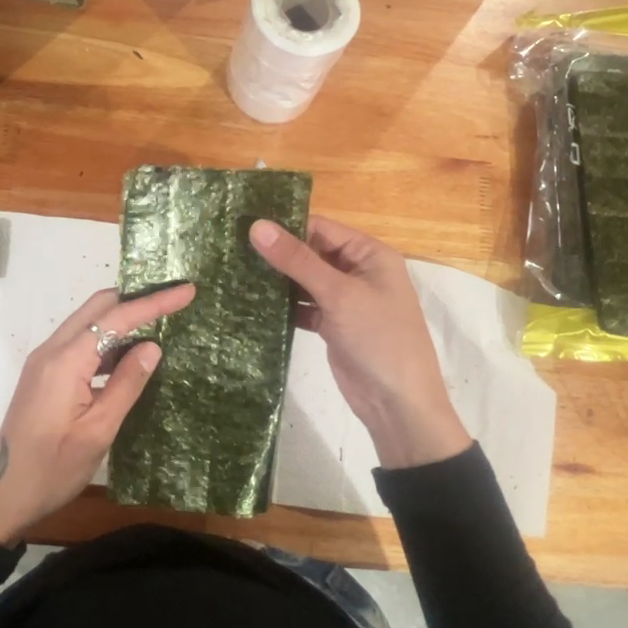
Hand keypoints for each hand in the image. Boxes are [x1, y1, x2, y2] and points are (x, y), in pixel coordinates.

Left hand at [0, 283, 195, 544]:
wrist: (4, 495)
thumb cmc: (53, 469)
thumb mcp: (98, 431)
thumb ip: (126, 385)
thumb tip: (152, 347)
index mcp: (65, 362)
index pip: (116, 318)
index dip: (154, 303)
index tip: (187, 291)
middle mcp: (51, 351)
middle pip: (98, 308)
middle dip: (136, 299)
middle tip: (174, 300)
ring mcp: (44, 362)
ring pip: (88, 323)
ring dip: (122, 319)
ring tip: (161, 323)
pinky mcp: (44, 376)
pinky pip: (79, 343)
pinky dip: (107, 341)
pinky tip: (131, 355)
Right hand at [250, 216, 469, 469]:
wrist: (397, 402)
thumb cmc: (378, 338)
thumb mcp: (338, 294)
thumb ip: (297, 260)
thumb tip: (257, 226)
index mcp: (370, 254)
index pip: (321, 228)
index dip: (285, 225)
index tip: (242, 224)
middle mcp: (358, 272)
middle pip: (311, 253)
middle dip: (277, 253)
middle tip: (230, 248)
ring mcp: (345, 301)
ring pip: (304, 281)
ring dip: (276, 280)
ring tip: (233, 272)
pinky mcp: (333, 326)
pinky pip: (303, 307)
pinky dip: (283, 307)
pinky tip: (251, 305)